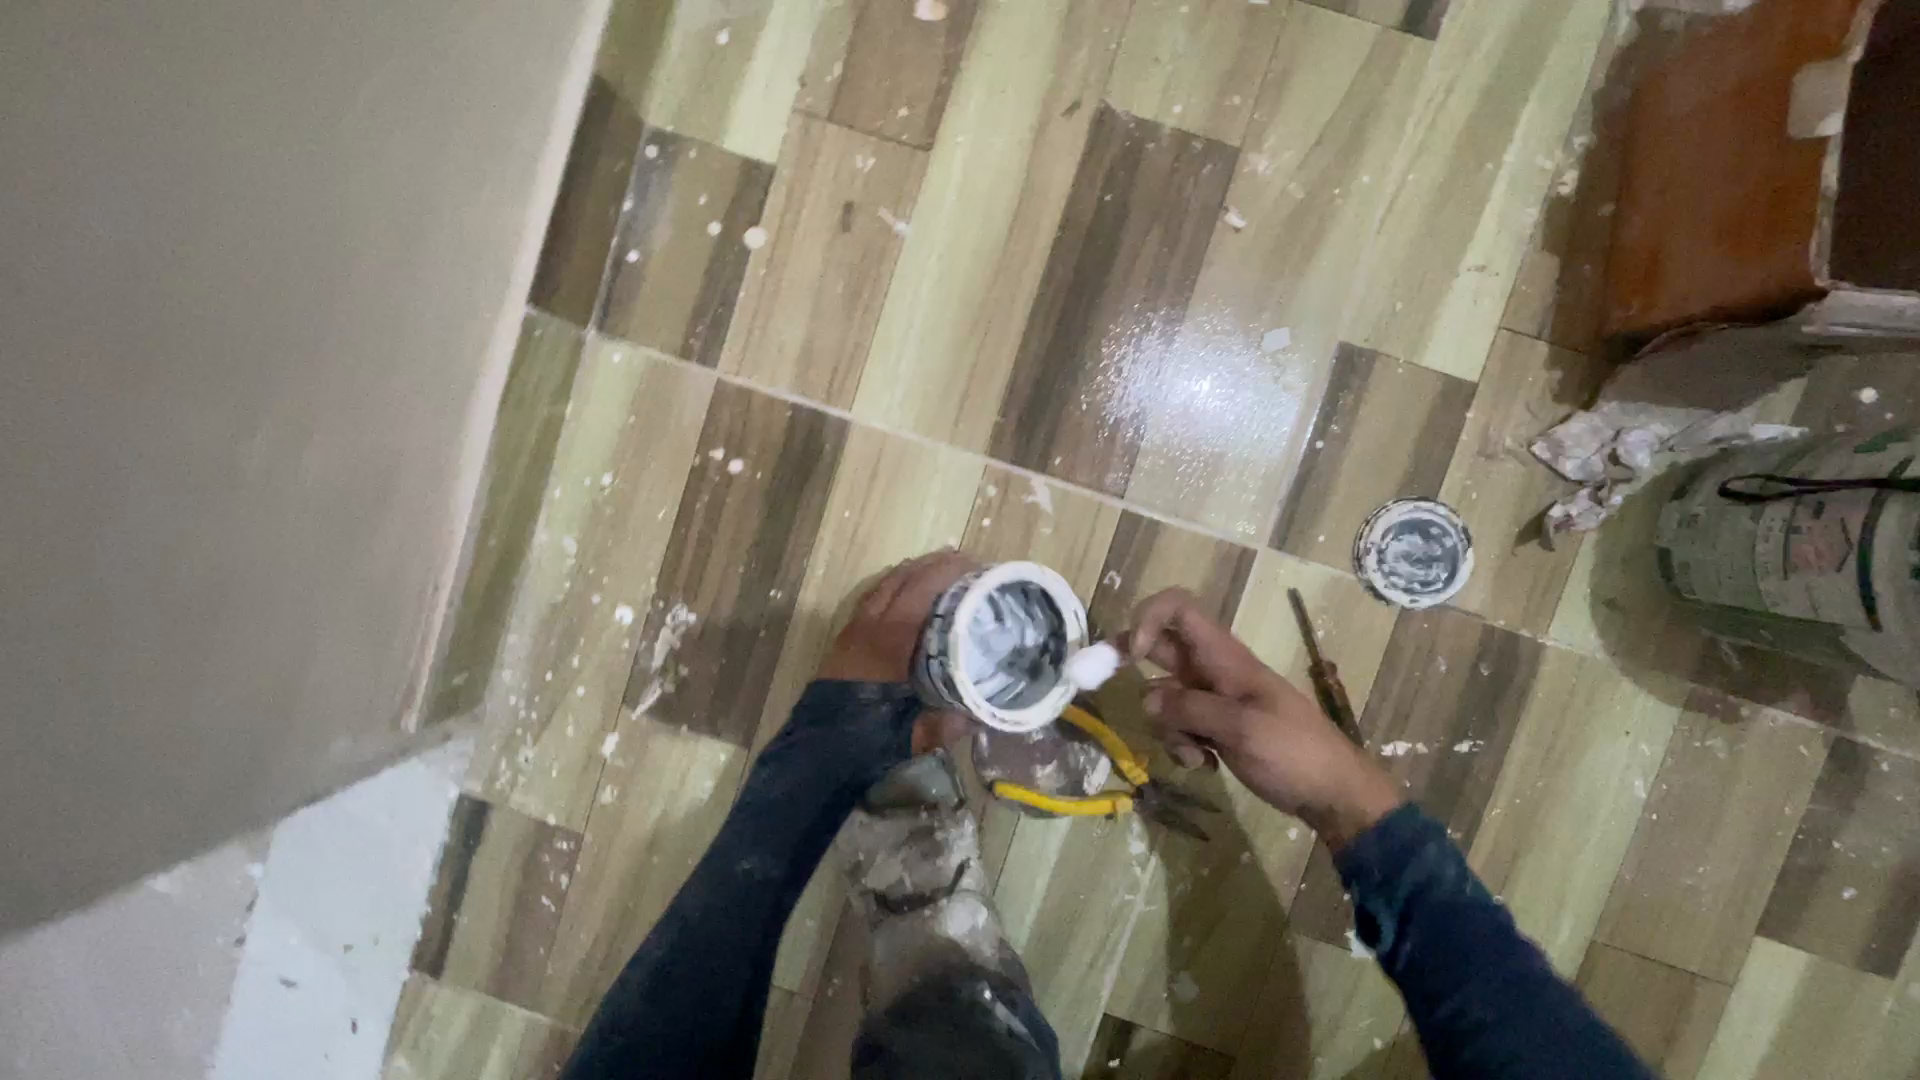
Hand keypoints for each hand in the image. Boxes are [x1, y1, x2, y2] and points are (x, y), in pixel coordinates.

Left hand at [819, 550, 978, 754]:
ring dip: (911, 574)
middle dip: (932, 566)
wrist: (817, 751)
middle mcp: (869, 627)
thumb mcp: (919, 735)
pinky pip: (871, 601)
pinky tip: (903, 596)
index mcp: (890, 642)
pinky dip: (892, 588)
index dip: (946, 572)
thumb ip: (951, 721)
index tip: (974, 564)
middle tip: (964, 562)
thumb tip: (982, 710)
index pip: (920, 591)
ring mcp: (852, 632)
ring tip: (938, 571)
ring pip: (883, 587)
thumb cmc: (868, 739)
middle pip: (901, 580)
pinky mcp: (843, 643)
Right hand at [1124, 588, 1402, 851]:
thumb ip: (1191, 709)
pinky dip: (1182, 745)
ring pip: (1162, 696)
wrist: (1332, 794)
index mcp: (1223, 656)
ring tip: (1197, 755)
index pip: (1178, 609)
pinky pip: (1177, 725)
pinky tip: (1207, 765)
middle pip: (1158, 646)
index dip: (1148, 618)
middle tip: (1104, 677)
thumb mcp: (1243, 728)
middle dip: (1131, 659)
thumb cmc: (1295, 752)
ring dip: (1168, 726)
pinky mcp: (1212, 727)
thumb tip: (1149, 700)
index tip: (1133, 654)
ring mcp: (1211, 699)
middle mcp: (1211, 670)